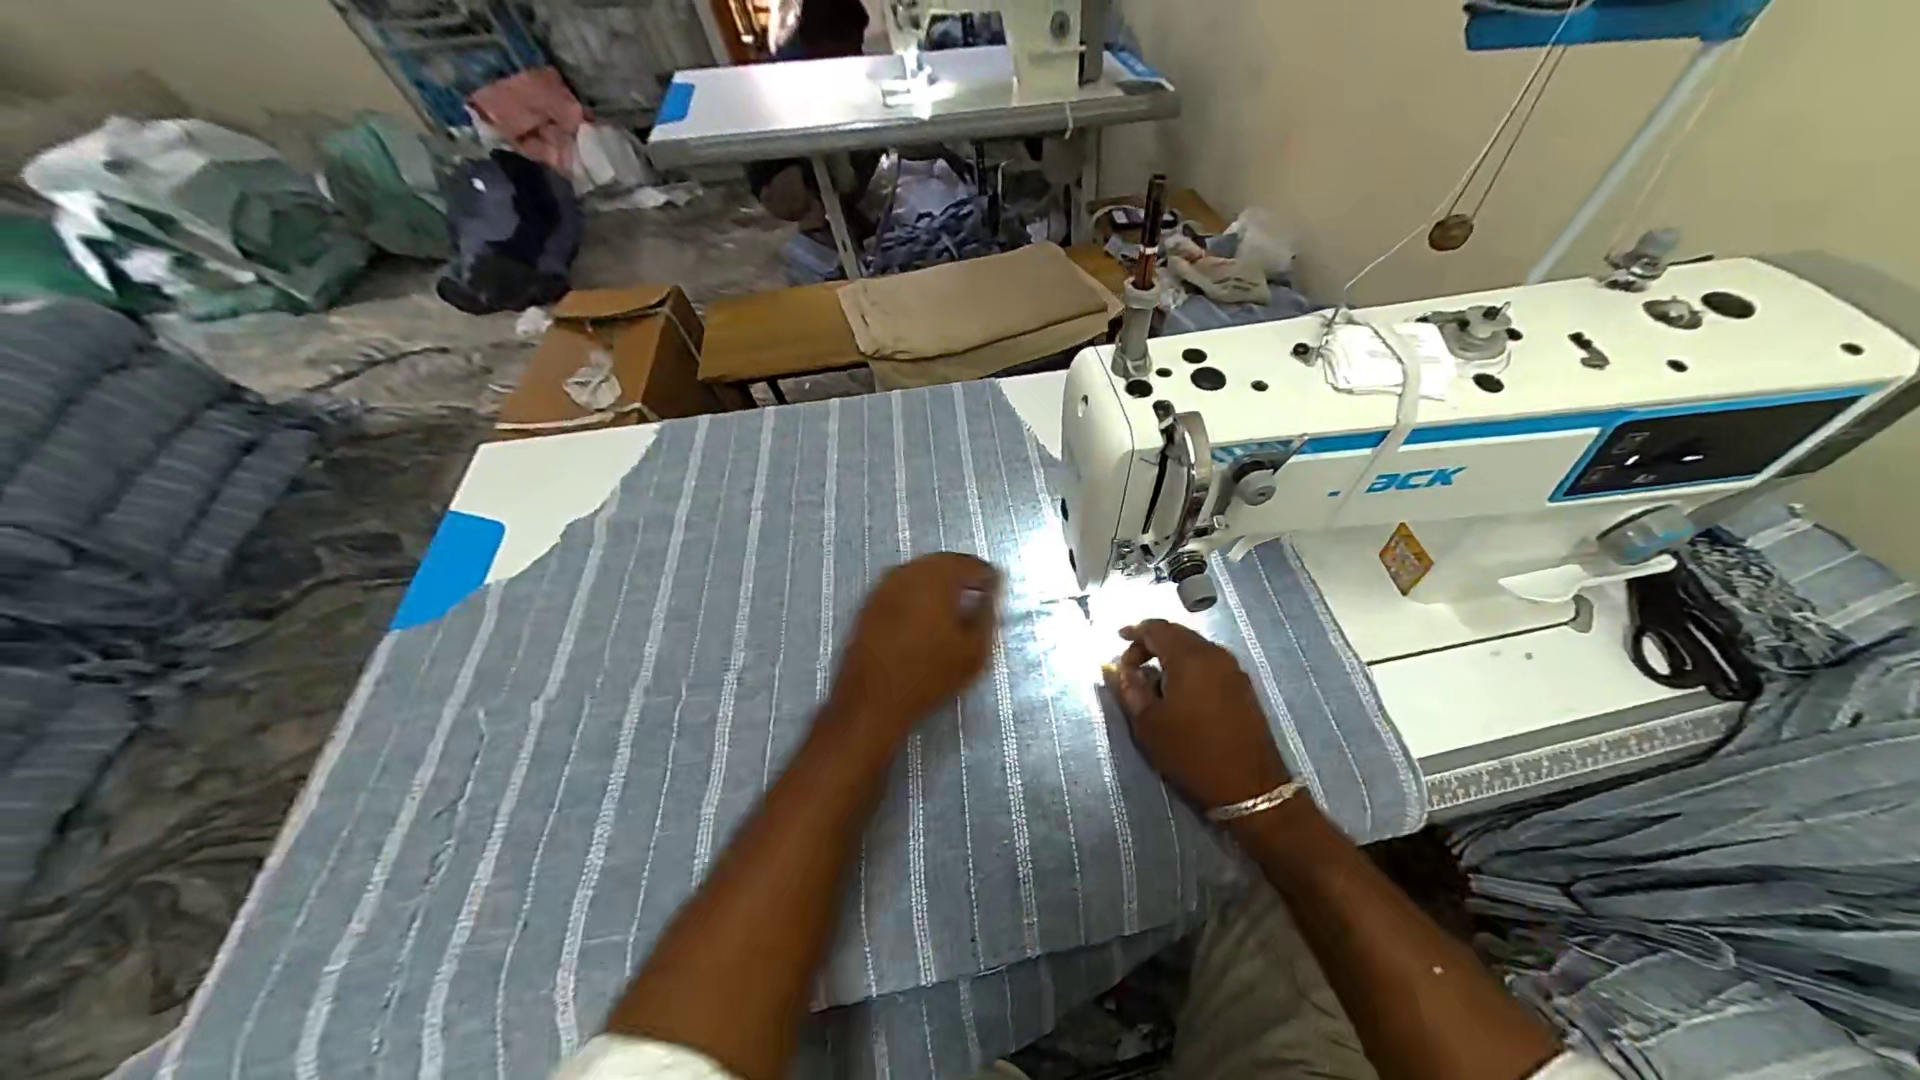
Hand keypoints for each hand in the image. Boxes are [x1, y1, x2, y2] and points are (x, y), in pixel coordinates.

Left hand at [826, 553, 998, 747]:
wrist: (873, 701)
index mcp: (936, 577)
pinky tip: (924, 616)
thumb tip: (993, 588)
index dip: (987, 575)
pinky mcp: (869, 603)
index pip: (970, 563)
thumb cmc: (929, 675)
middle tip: (977, 594)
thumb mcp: (973, 650)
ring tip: (953, 606)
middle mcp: (907, 572)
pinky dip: (917, 593)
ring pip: (920, 572)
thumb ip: (987, 612)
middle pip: (943, 562)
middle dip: (962, 574)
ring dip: (938, 582)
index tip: (995, 589)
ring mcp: (884, 586)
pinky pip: (901, 586)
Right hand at [1103, 619, 1290, 811]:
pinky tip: (1178, 688)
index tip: (1118, 640)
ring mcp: (1233, 669)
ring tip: (1152, 678)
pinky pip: (1209, 662)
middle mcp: (1215, 655)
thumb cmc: (1191, 753)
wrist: (1249, 788)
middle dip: (1151, 642)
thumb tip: (1117, 668)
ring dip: (1170, 654)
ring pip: (1195, 647)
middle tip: (1131, 663)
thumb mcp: (1148, 724)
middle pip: (1177, 633)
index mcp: (1190, 658)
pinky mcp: (1243, 686)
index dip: (1134, 631)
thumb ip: (1129, 689)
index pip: (1157, 628)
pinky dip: (1188, 665)